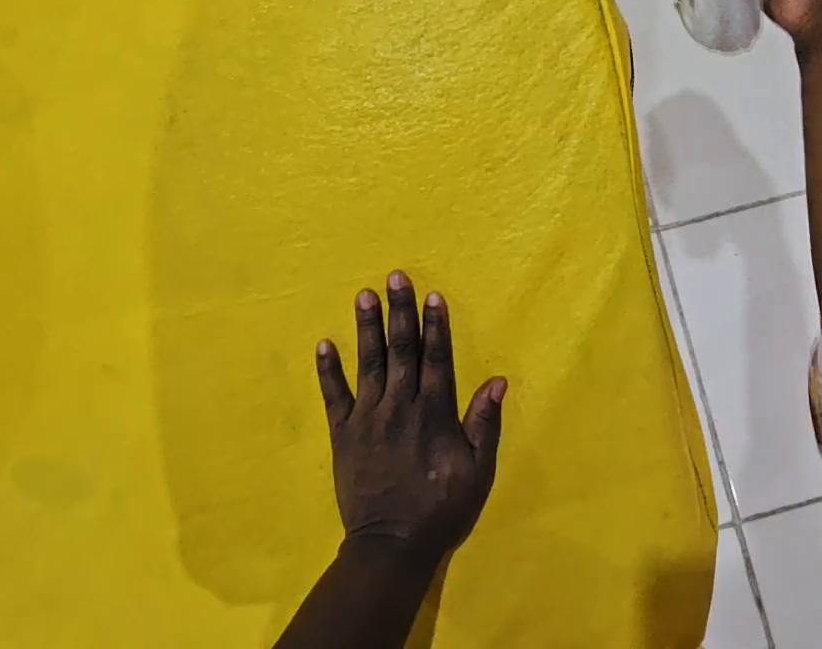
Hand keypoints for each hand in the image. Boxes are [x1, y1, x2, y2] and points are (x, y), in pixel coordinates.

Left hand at [315, 272, 506, 568]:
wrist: (391, 545)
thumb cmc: (441, 508)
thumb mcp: (476, 471)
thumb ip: (483, 423)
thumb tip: (497, 380)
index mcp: (433, 412)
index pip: (436, 358)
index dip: (435, 325)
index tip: (432, 295)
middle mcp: (400, 406)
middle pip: (401, 349)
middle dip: (400, 311)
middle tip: (395, 277)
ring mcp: (368, 418)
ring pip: (368, 363)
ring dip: (366, 328)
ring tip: (363, 295)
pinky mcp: (343, 434)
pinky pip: (334, 396)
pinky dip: (328, 370)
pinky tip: (324, 343)